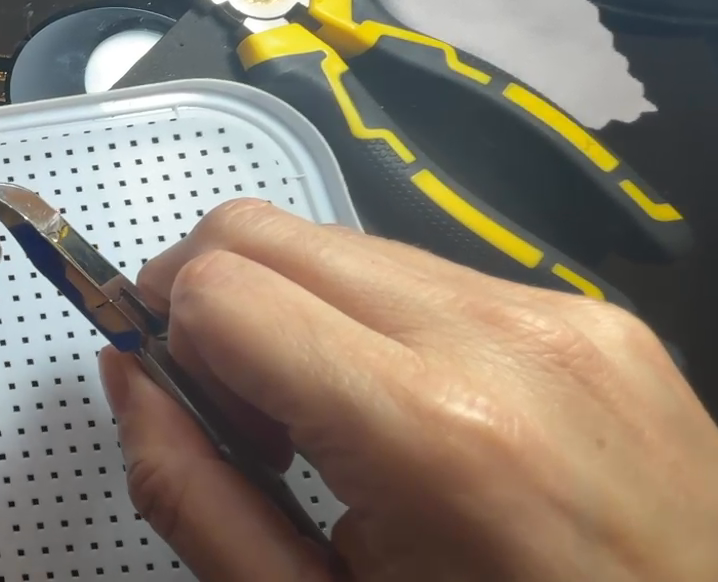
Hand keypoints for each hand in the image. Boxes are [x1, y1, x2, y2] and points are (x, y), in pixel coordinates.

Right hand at [100, 198, 717, 581]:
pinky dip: (352, 312)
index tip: (199, 408)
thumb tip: (126, 367)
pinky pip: (401, 266)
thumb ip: (184, 488)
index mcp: (435, 434)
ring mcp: (561, 315)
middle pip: (256, 230)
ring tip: (325, 408)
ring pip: (321, 238)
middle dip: (205, 292)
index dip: (172, 338)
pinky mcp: (592, 315)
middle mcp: (502, 339)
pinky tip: (396, 403)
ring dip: (281, 302)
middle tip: (237, 398)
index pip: (217, 288)